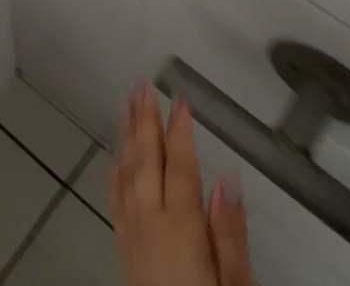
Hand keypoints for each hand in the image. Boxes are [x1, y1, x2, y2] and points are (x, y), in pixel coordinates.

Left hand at [113, 87, 252, 285]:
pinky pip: (116, 196)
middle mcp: (150, 221)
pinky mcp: (123, 245)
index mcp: (181, 226)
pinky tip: (116, 154)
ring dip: (127, 134)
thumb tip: (227, 179)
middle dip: (145, 120)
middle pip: (146, 160)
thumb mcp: (234, 283)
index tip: (180, 96)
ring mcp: (132, 232)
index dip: (180, 130)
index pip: (180, 166)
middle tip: (142, 83)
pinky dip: (116, 169)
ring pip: (127, 171)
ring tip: (127, 103)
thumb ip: (230, 232)